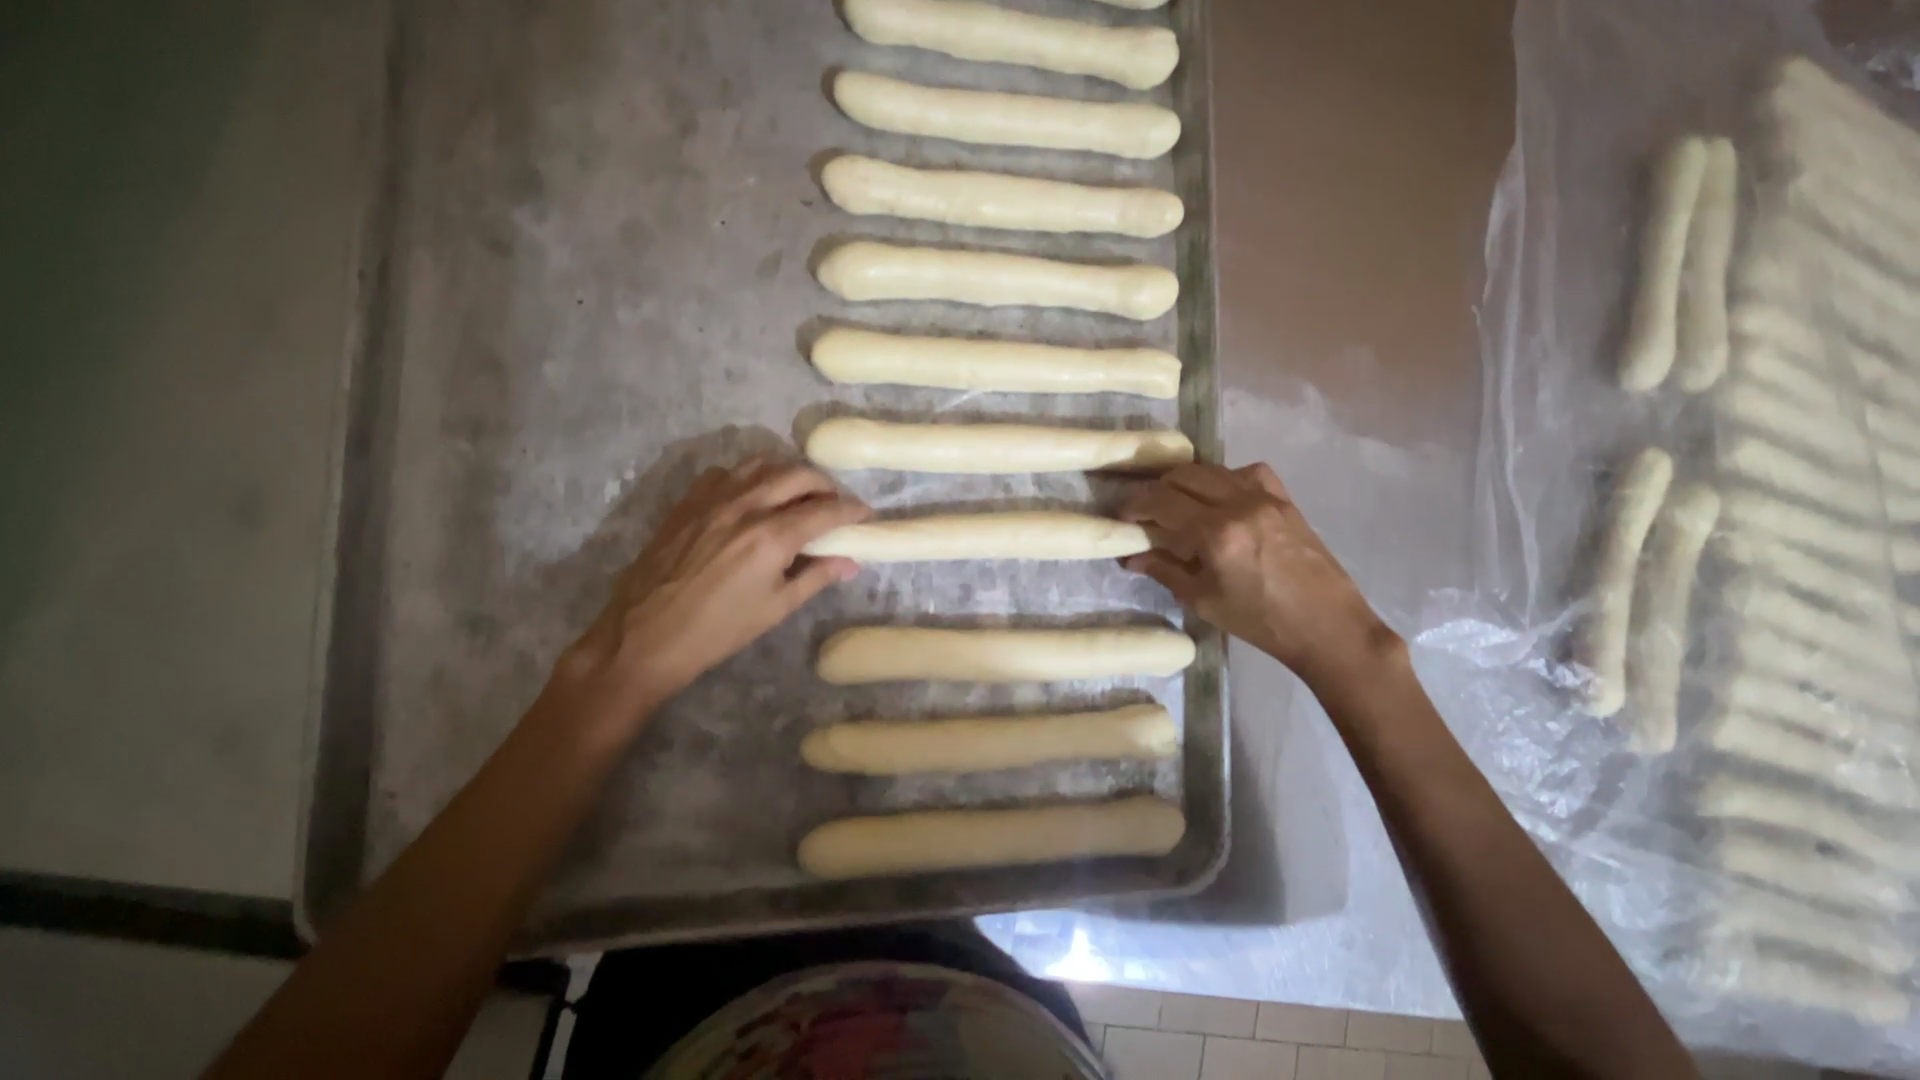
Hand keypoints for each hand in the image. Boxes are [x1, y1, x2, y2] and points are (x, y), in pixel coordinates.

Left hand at [550, 458, 869, 726]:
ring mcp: (712, 499)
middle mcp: (745, 506)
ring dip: (787, 473)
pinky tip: (750, 496)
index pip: (825, 511)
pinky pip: (726, 472)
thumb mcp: (775, 609)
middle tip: (835, 502)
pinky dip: (748, 476)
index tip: (866, 513)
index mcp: (771, 537)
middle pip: (797, 475)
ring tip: (796, 493)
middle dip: (825, 485)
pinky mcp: (688, 502)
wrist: (645, 636)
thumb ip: (815, 577)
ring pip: (761, 463)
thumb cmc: (717, 631)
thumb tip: (850, 562)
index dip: (852, 510)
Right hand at [1120, 462, 1395, 685]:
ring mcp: (1265, 497)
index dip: (1135, 504)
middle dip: (1157, 489)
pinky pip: (1248, 472)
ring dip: (1187, 482)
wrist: (1326, 625)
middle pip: (1183, 476)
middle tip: (1145, 510)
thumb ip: (1166, 570)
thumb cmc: (1260, 622)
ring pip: (1213, 470)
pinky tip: (1221, 497)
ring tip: (1177, 503)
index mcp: (1215, 533)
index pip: (1161, 502)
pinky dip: (1225, 478)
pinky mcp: (1284, 499)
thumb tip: (1132, 557)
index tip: (1121, 514)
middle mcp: (1238, 504)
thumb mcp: (1204, 601)